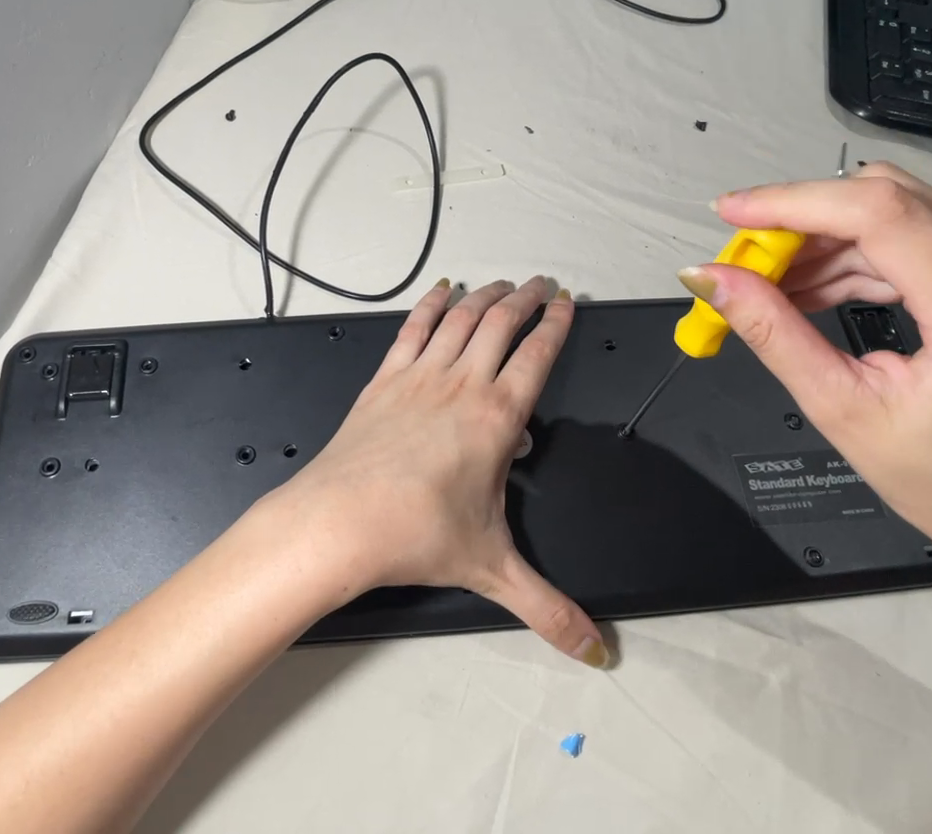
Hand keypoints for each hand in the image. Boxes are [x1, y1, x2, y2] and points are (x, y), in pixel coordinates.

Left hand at [265, 277, 609, 667]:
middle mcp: (460, 386)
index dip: (555, 324)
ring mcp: (419, 378)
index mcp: (496, 418)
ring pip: (459, 319)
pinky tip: (439, 292)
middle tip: (541, 283)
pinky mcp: (384, 381)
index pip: (536, 355)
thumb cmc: (413, 536)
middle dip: (525, 298)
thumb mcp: (491, 569)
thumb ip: (547, 607)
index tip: (566, 303)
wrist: (339, 522)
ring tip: (501, 282)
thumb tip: (592, 648)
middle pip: (500, 323)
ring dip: (484, 295)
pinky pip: (412, 329)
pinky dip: (430, 305)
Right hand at [675, 163, 931, 571]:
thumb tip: (711, 279)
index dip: (795, 202)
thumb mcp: (839, 408)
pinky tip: (814, 288)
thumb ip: (772, 333)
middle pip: (888, 198)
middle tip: (748, 257)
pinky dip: (852, 254)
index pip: (882, 215)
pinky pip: (913, 235)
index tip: (731, 214)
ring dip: (823, 238)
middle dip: (803, 218)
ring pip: (897, 210)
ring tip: (774, 285)